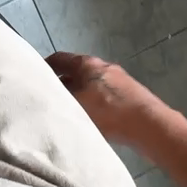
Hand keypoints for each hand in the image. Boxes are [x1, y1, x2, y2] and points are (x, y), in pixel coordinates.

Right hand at [47, 51, 171, 144]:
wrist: (151, 127)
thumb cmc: (109, 112)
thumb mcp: (77, 104)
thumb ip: (60, 97)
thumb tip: (45, 93)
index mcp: (87, 63)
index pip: (58, 59)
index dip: (45, 66)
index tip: (35, 78)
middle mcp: (102, 66)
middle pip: (75, 72)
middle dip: (62, 83)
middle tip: (49, 98)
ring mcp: (118, 81)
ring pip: (90, 85)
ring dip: (78, 95)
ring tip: (69, 111)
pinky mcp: (129, 96)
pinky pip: (103, 96)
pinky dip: (94, 104)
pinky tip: (92, 120)